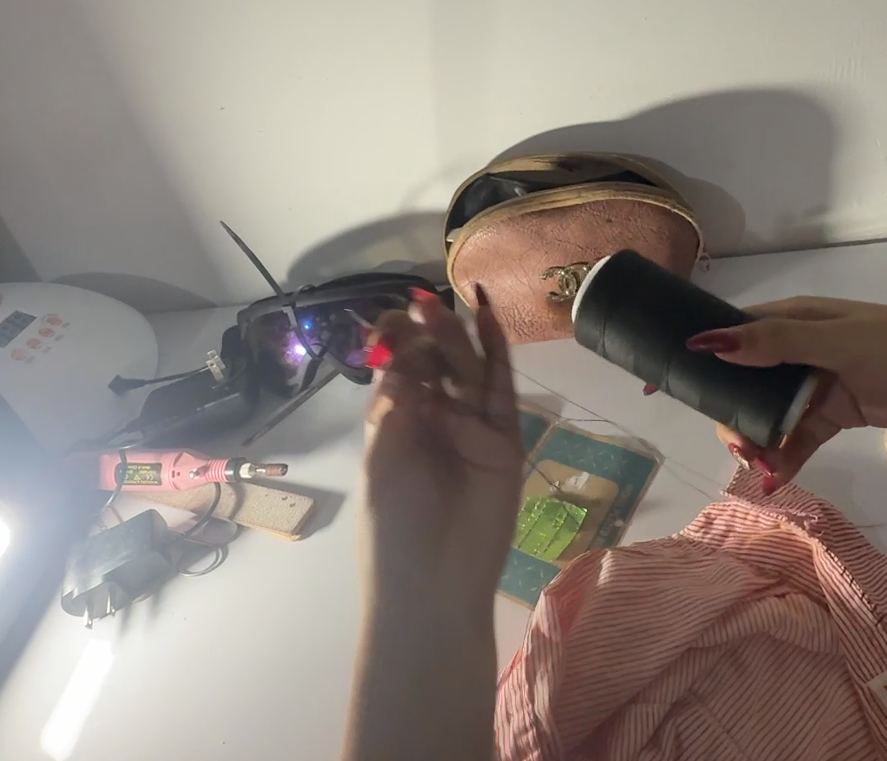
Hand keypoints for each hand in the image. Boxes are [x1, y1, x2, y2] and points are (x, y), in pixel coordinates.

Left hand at [359, 287, 522, 606]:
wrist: (433, 582)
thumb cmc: (393, 521)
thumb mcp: (382, 450)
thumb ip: (396, 394)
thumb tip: (402, 340)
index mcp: (398, 421)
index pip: (401, 365)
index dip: (398, 339)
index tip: (394, 317)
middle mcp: (436, 417)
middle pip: (436, 361)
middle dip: (428, 332)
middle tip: (421, 305)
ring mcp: (473, 425)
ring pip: (468, 367)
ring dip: (457, 334)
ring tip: (443, 306)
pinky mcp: (504, 437)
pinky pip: (501, 388)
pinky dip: (497, 352)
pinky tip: (489, 319)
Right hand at [687, 297, 886, 483]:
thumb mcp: (841, 343)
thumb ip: (776, 344)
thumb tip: (710, 342)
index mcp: (800, 316)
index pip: (736, 329)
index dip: (699, 349)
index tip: (662, 378)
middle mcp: (803, 346)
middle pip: (747, 377)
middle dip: (731, 410)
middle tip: (736, 444)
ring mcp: (820, 382)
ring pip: (770, 410)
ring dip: (758, 437)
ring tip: (761, 465)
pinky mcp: (838, 413)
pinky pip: (798, 434)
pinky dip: (785, 454)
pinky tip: (776, 477)